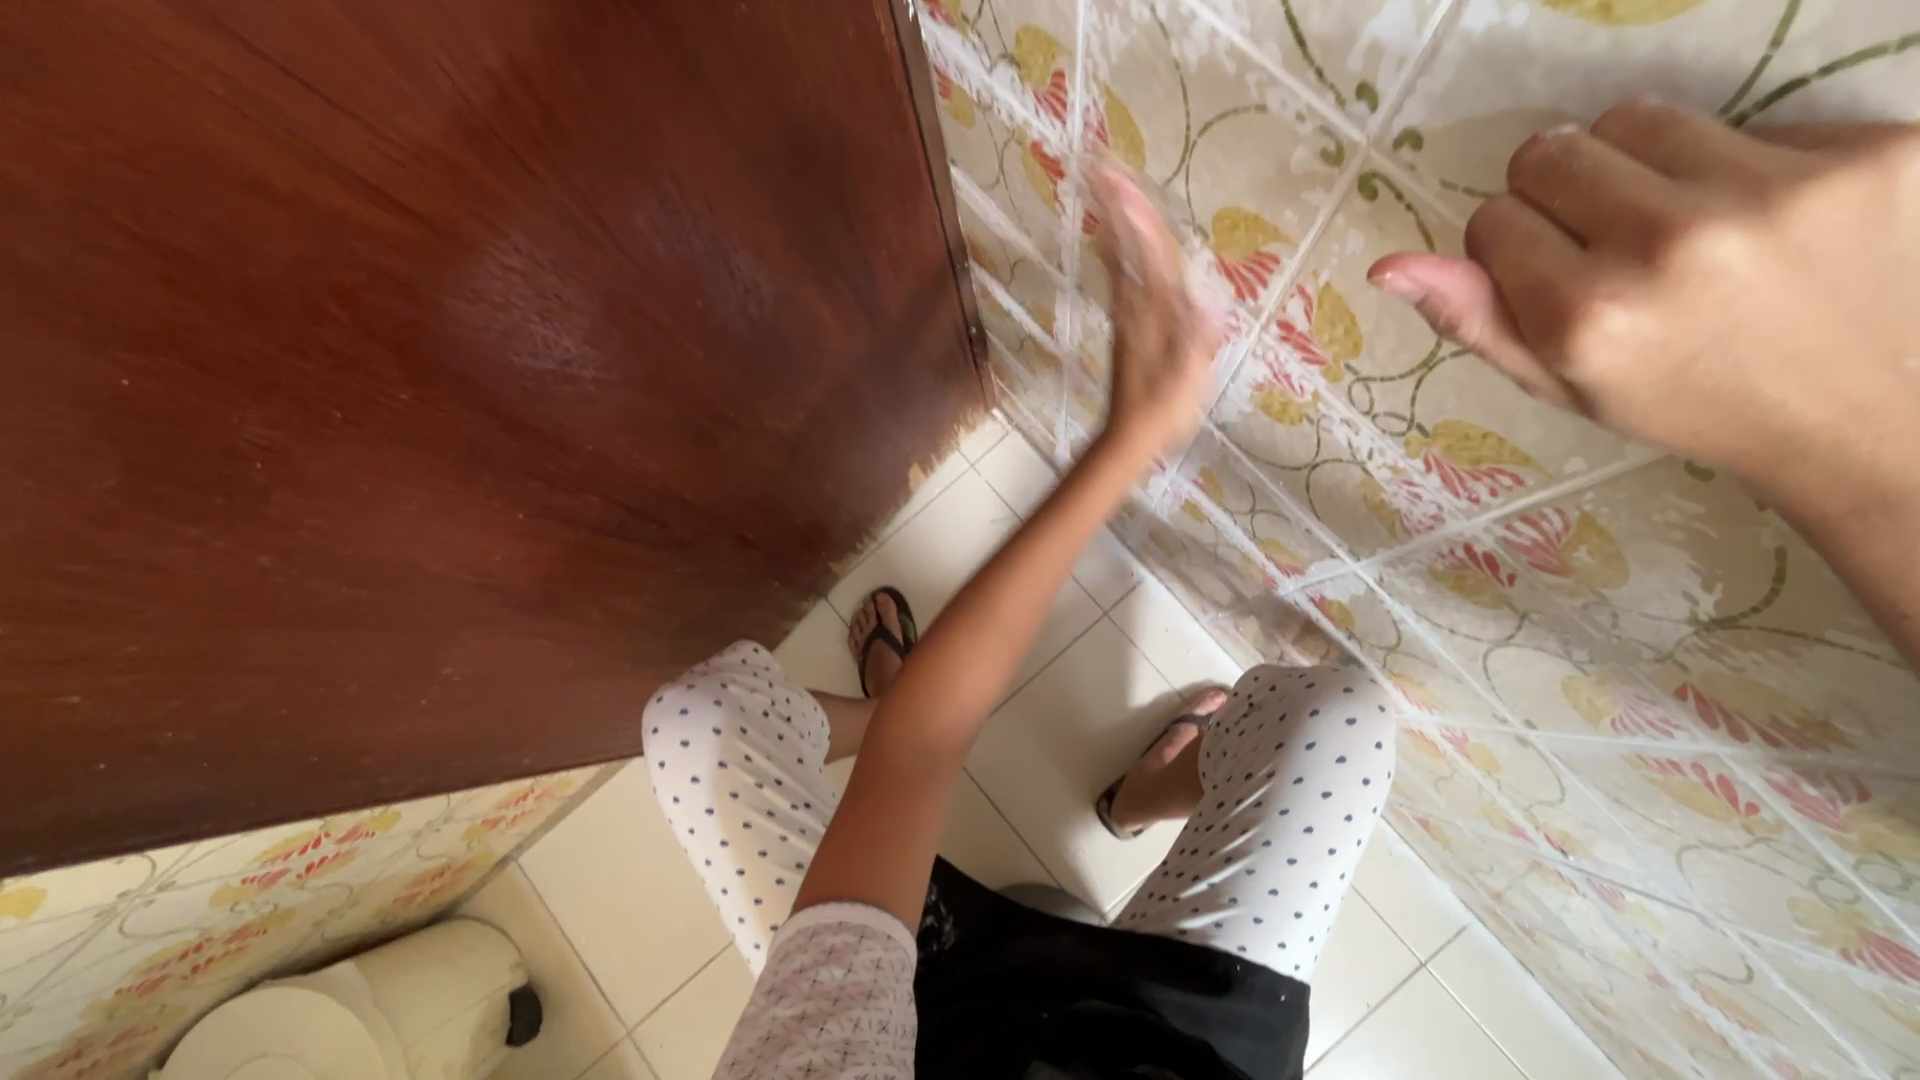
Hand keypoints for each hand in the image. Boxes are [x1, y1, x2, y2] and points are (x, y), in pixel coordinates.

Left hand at [1090, 162, 1219, 458]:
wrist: (1129, 437)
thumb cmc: (1164, 410)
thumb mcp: (1186, 377)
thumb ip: (1194, 340)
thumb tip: (1205, 303)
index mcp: (1153, 313)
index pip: (1146, 254)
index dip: (1135, 216)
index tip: (1117, 178)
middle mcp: (1135, 305)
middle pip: (1124, 245)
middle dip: (1113, 204)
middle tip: (1096, 162)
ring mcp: (1126, 314)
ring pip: (1116, 257)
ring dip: (1107, 219)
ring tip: (1097, 185)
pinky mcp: (1124, 326)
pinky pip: (1116, 276)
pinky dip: (1110, 250)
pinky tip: (1105, 238)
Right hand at [1366, 99, 1919, 506]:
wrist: (1877, 414)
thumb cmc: (1687, 405)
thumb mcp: (1562, 385)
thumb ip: (1474, 321)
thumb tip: (1388, 267)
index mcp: (1587, 315)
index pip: (1491, 220)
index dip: (1508, 246)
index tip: (1547, 276)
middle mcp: (1673, 243)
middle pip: (1553, 151)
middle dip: (1557, 191)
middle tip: (1601, 240)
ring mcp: (1782, 188)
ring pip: (1639, 119)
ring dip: (1636, 165)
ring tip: (1677, 223)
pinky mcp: (1872, 149)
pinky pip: (1748, 123)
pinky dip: (1738, 168)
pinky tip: (1769, 223)